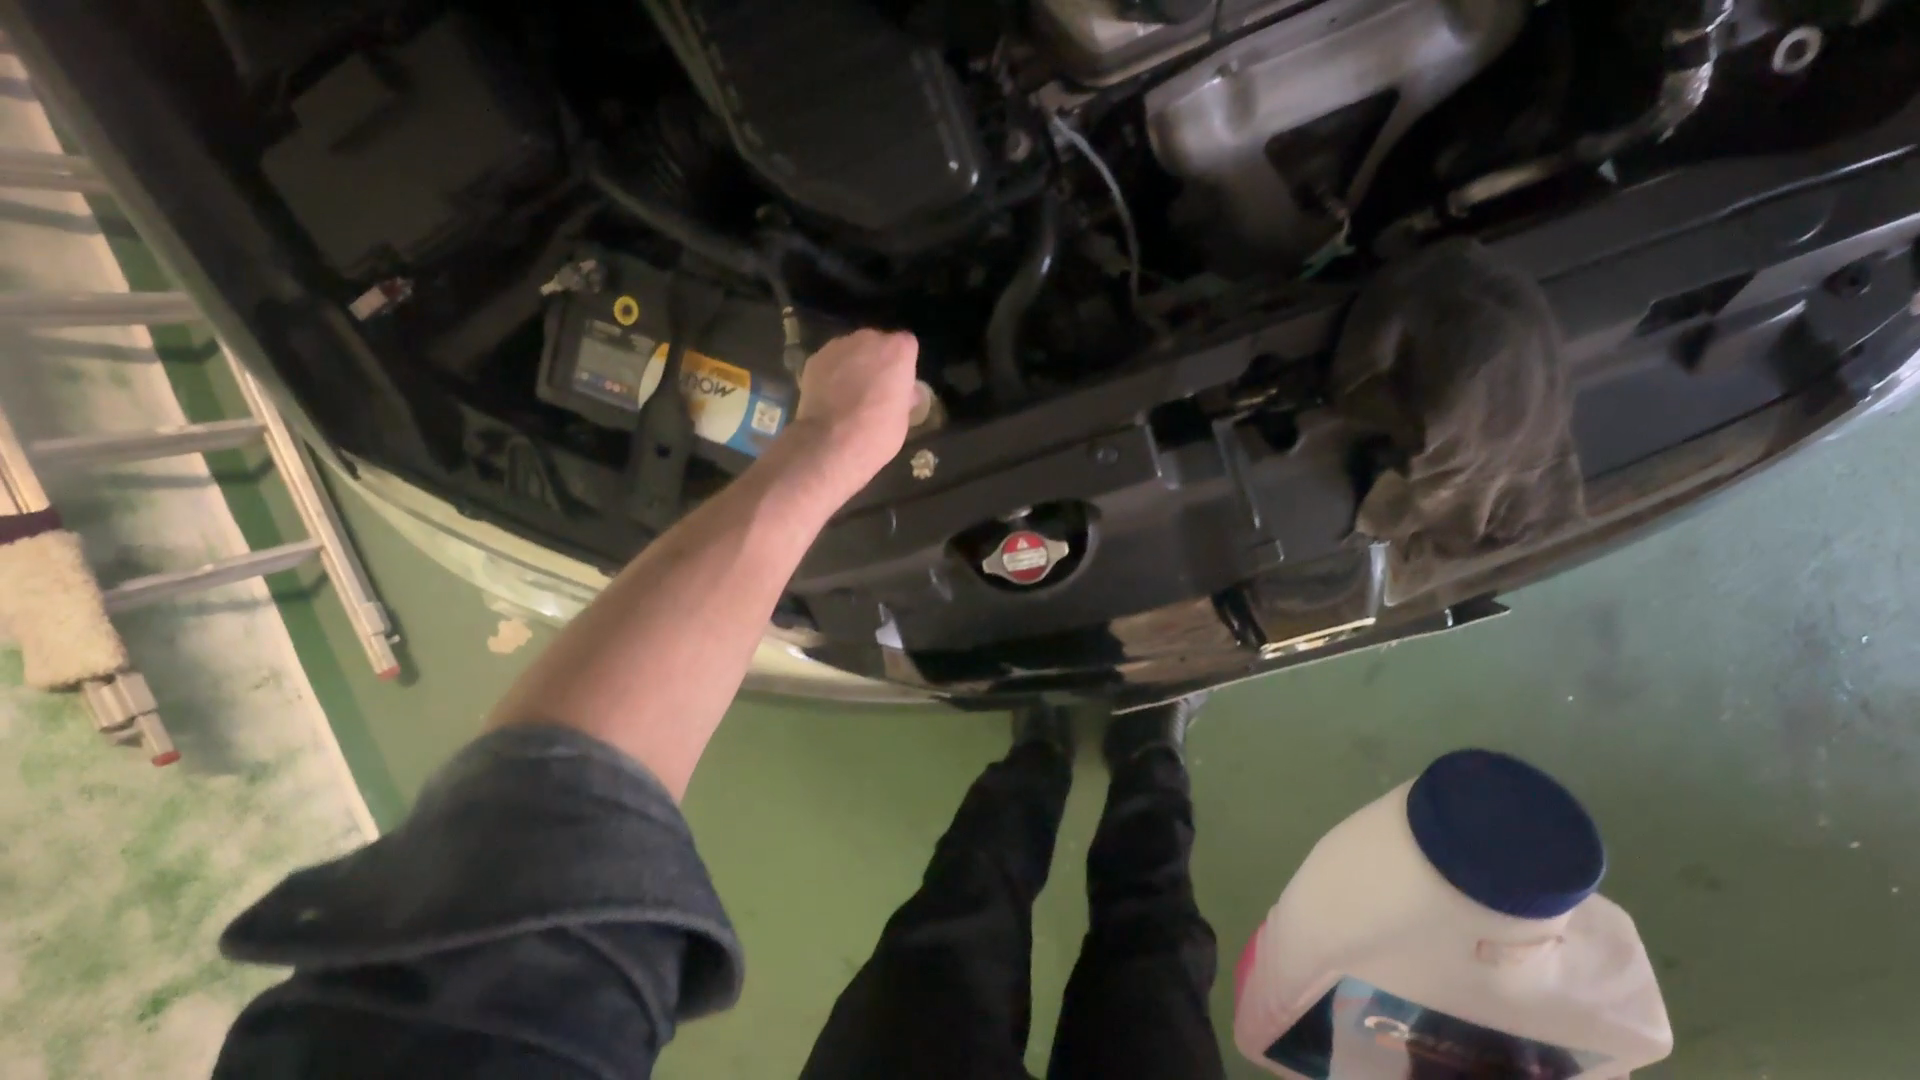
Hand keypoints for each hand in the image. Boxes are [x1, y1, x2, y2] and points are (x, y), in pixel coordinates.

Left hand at [789, 329, 919, 497]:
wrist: (831, 443)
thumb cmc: (878, 432)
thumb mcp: (903, 418)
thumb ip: (904, 396)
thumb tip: (905, 394)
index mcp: (898, 350)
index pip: (906, 346)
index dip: (902, 365)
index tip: (898, 384)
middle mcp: (869, 339)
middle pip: (877, 343)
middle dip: (876, 360)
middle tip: (873, 389)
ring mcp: (839, 346)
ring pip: (851, 351)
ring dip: (852, 365)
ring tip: (847, 394)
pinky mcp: (815, 358)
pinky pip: (830, 362)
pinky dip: (831, 374)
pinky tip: (829, 397)